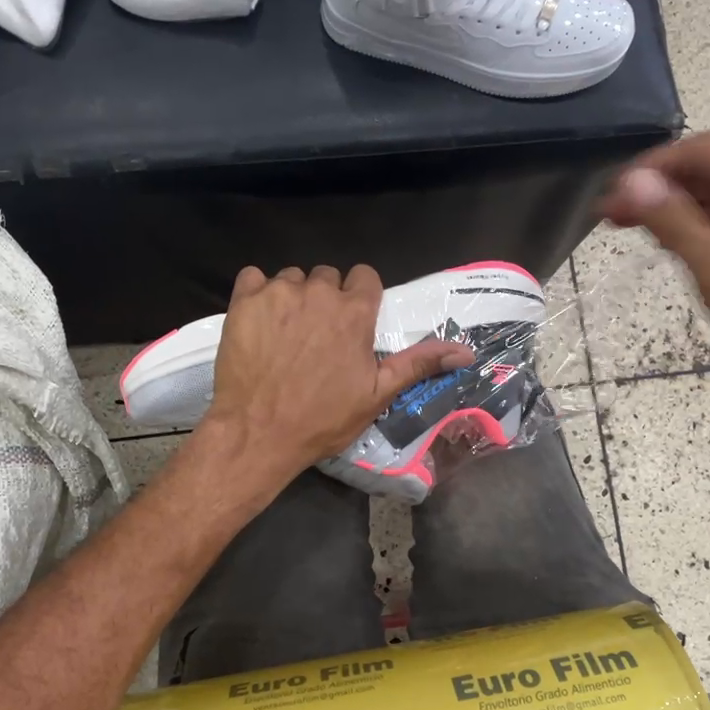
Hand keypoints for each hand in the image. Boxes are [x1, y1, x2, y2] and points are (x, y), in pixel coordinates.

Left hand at [202, 264, 474, 481]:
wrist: (258, 432)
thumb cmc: (321, 419)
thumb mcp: (376, 395)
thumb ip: (417, 363)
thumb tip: (465, 351)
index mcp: (355, 312)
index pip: (365, 277)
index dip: (359, 298)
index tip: (351, 324)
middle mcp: (319, 292)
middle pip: (327, 277)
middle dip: (325, 299)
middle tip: (315, 335)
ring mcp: (278, 294)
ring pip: (291, 278)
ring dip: (292, 298)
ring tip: (285, 334)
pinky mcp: (243, 301)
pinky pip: (253, 278)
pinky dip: (256, 294)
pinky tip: (257, 322)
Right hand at [598, 132, 709, 401]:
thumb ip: (669, 218)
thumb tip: (631, 180)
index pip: (699, 149)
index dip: (652, 165)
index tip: (614, 194)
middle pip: (705, 168)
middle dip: (655, 185)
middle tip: (612, 215)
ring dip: (669, 205)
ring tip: (630, 229)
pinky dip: (690, 224)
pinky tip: (669, 245)